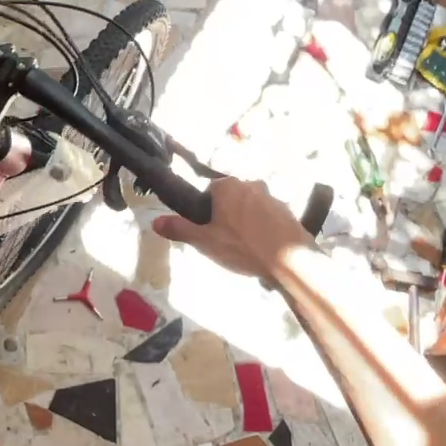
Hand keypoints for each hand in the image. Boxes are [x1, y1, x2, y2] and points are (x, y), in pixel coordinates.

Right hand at [152, 177, 310, 279]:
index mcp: (228, 187)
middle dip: (226, 214)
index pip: (209, 191)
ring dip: (246, 220)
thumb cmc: (241, 247)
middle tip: (223, 240)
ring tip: (245, 247)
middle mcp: (251, 184)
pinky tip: (263, 247)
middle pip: (231, 198)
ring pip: (251, 207)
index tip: (206, 228)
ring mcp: (273, 197)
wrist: (290, 261)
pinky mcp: (288, 212)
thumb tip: (154, 221)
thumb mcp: (204, 241)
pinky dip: (264, 227)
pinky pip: (268, 217)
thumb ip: (179, 229)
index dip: (205, 210)